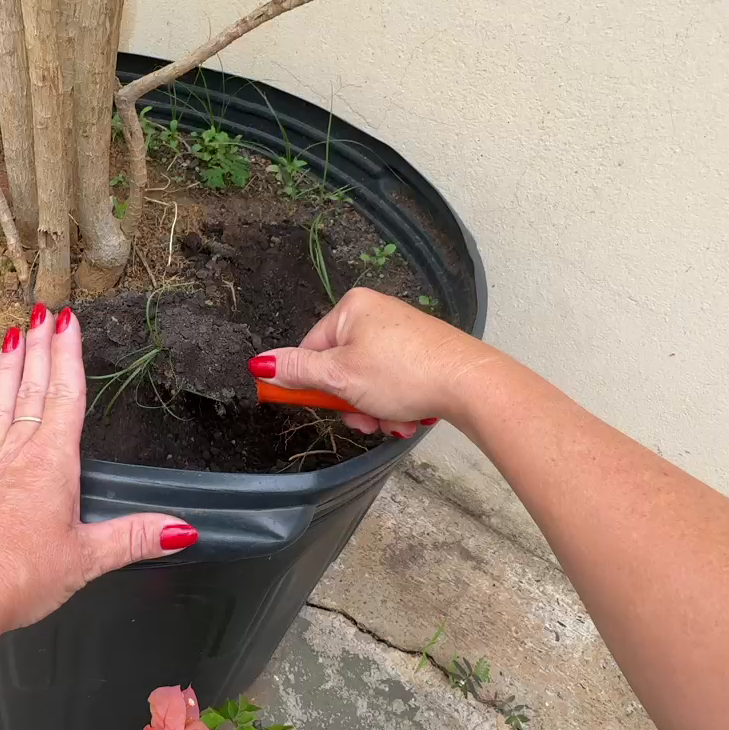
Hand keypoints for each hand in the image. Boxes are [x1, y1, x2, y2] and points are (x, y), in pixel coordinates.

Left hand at [0, 304, 197, 637]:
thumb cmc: (23, 576)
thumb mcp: (88, 558)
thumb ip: (136, 538)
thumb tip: (185, 530)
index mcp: (52, 463)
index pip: (65, 396)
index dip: (69, 356)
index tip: (68, 319)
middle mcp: (18, 455)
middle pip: (32, 390)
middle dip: (40, 348)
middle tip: (41, 310)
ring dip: (7, 368)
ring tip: (11, 333)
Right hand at [250, 287, 500, 436]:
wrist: (469, 384)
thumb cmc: (402, 373)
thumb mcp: (339, 376)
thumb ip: (298, 371)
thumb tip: (258, 364)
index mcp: (351, 308)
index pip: (312, 348)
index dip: (314, 383)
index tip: (325, 406)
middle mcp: (376, 314)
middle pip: (340, 368)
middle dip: (350, 403)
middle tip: (364, 419)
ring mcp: (401, 334)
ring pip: (366, 381)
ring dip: (372, 409)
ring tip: (391, 421)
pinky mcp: (422, 353)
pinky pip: (392, 382)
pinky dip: (394, 403)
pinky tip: (408, 416)